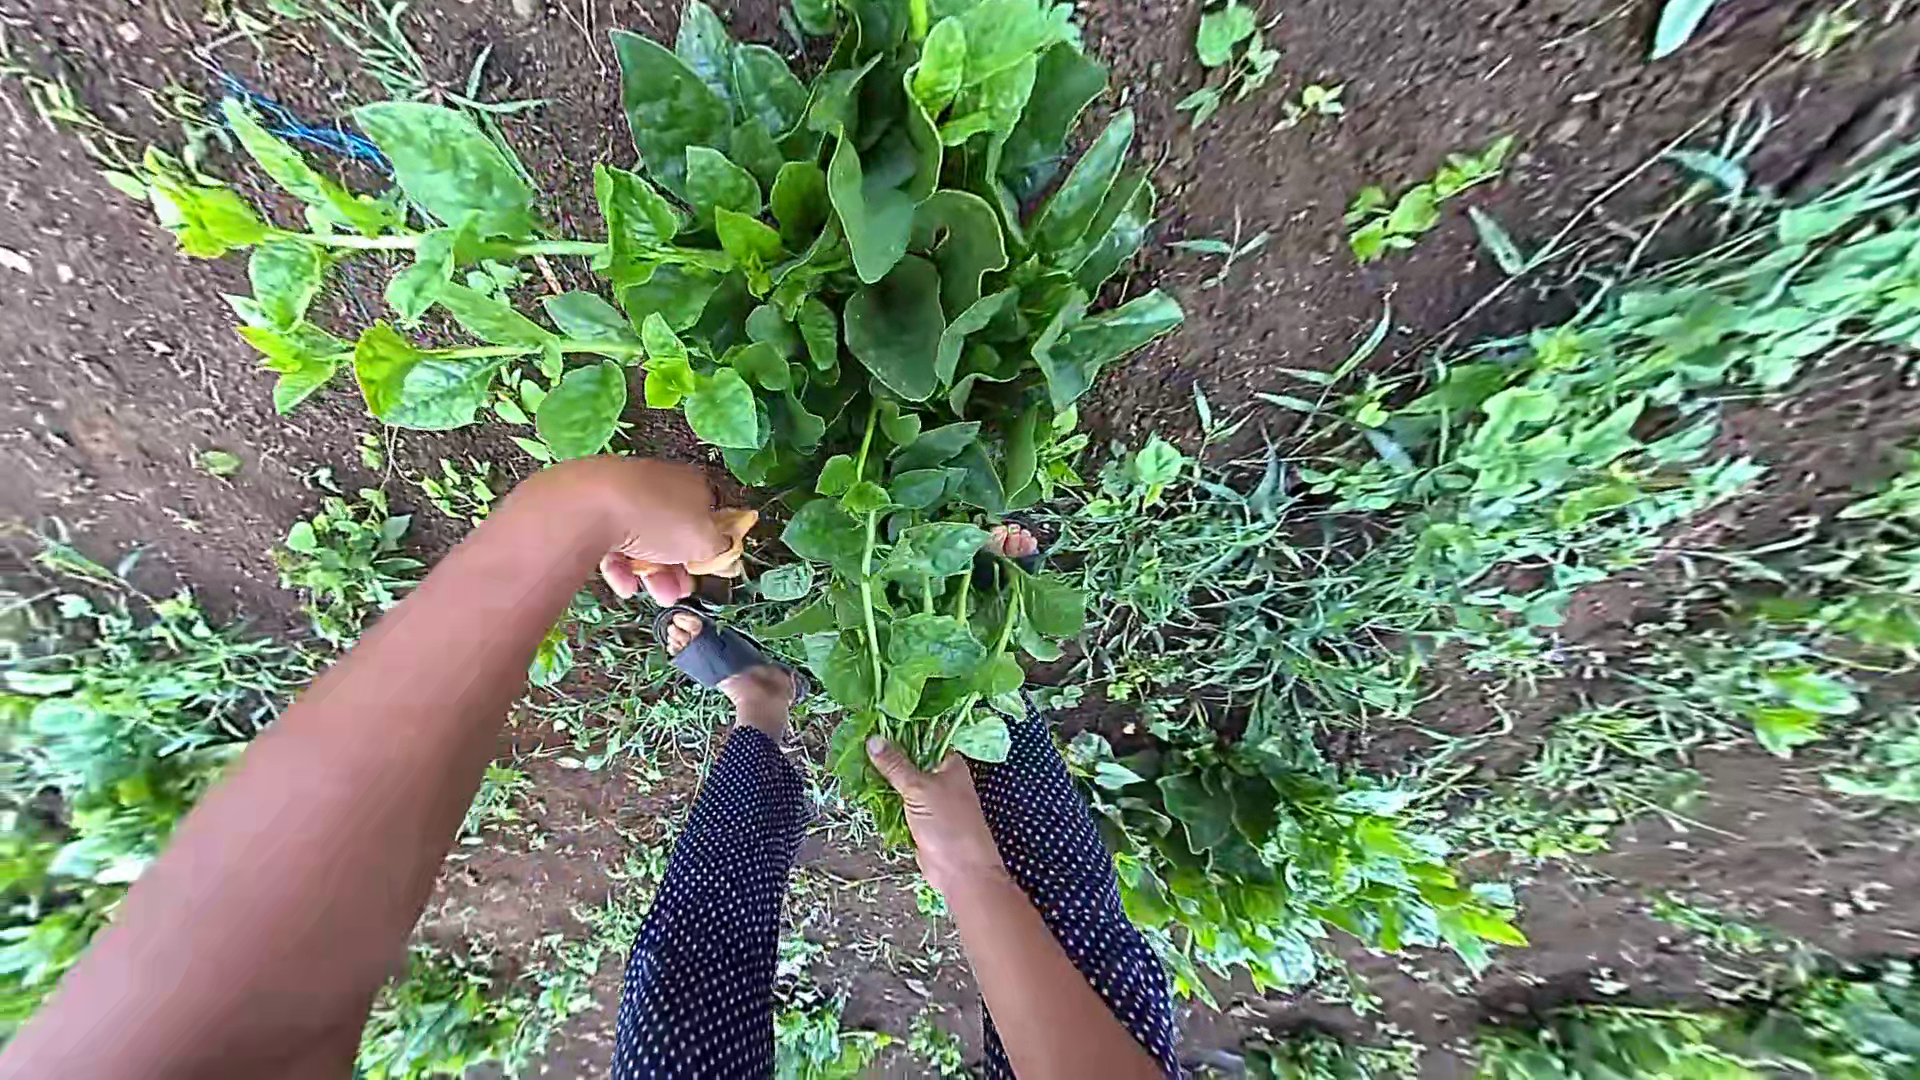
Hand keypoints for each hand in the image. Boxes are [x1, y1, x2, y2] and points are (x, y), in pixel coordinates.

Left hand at [525, 457, 726, 602]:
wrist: (588, 506)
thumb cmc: (660, 520)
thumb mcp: (705, 541)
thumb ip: (722, 549)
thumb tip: (728, 553)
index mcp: (692, 484)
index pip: (708, 515)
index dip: (708, 547)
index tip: (704, 570)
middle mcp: (660, 483)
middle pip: (675, 531)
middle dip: (679, 567)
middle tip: (679, 592)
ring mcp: (623, 494)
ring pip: (644, 539)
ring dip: (654, 573)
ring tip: (654, 595)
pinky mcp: (591, 508)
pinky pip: (612, 540)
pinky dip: (621, 565)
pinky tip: (624, 586)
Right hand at [866, 739, 1007, 895]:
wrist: (962, 872)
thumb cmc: (949, 824)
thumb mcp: (919, 789)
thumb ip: (896, 765)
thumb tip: (874, 739)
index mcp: (948, 761)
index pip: (924, 735)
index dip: (901, 727)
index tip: (875, 719)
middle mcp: (940, 775)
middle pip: (910, 759)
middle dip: (887, 754)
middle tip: (857, 742)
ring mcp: (930, 797)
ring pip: (902, 781)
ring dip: (882, 777)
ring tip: (854, 762)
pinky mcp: (919, 817)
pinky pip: (898, 801)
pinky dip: (883, 797)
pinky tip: (862, 788)